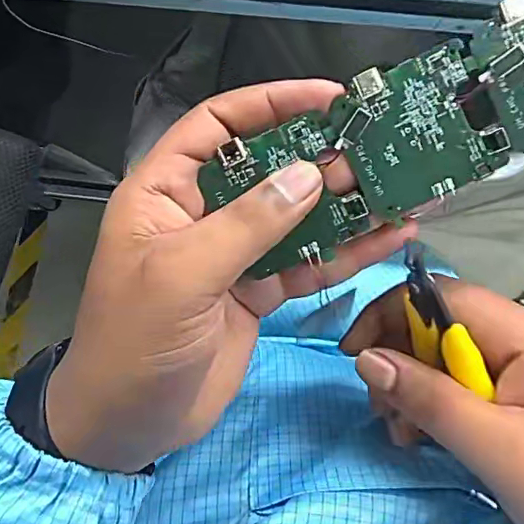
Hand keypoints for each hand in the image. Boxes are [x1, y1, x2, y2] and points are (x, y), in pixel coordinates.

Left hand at [47, 81, 416, 473]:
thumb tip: (308, 175)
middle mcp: (200, 213)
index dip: (269, 104)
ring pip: (293, 216)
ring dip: (343, 204)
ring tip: (397, 189)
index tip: (326, 98)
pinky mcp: (255, 292)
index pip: (218, 125)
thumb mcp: (183, 275)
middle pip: (265, 168)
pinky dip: (345, 251)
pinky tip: (387, 237)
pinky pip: (305, 262)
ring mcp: (231, 253)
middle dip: (318, 156)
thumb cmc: (133, 342)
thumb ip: (247, 225)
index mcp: (164, 191)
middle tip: (375, 147)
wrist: (127, 424)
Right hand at [340, 279, 523, 523]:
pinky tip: (426, 436)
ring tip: (405, 434)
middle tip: (385, 413)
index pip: (441, 295)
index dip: (389, 315)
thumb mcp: (499, 451)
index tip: (355, 358)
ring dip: (414, 387)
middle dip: (399, 360)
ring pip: (444, 352)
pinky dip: (435, 403)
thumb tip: (365, 358)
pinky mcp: (522, 389)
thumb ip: (430, 399)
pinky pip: (462, 379)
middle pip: (438, 322)